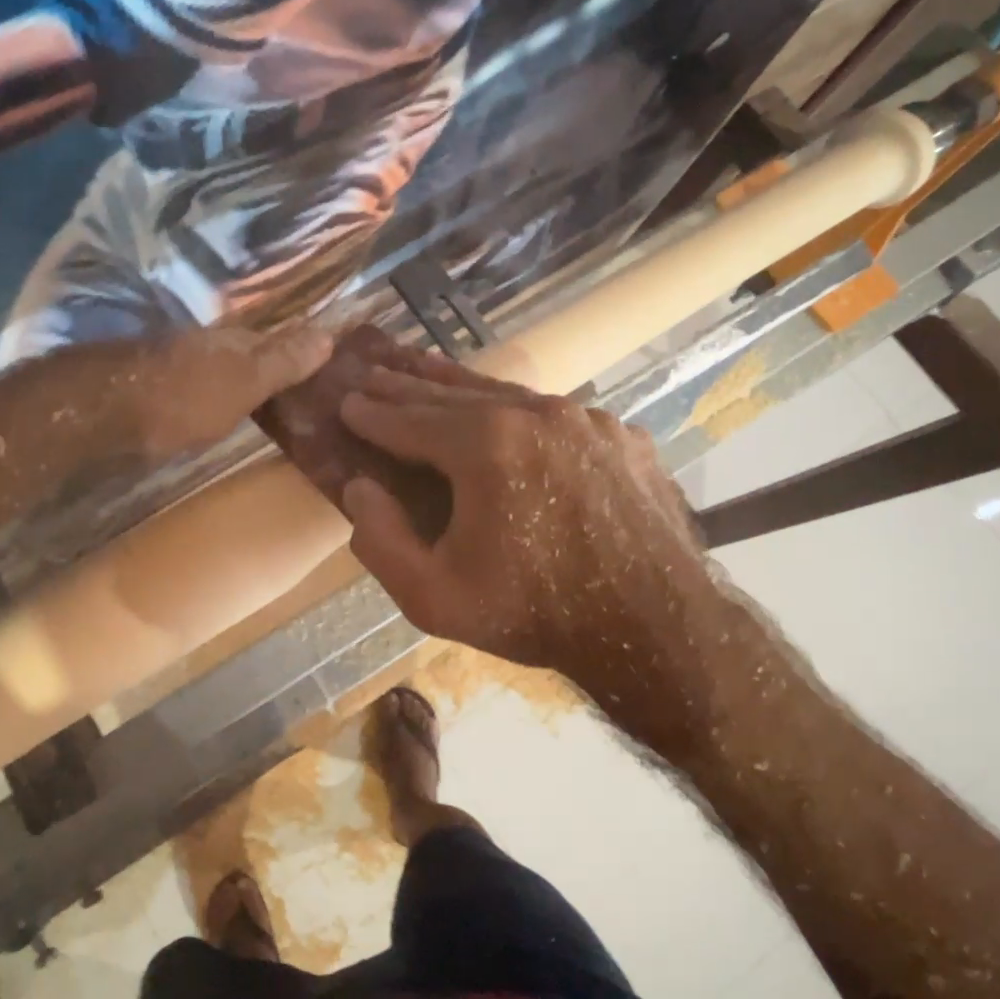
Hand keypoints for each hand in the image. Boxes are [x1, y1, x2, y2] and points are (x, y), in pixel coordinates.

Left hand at [117, 326, 335, 460]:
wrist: (101, 412)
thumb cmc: (182, 400)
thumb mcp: (242, 384)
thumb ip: (281, 362)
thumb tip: (328, 334)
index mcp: (229, 341)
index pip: (271, 339)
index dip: (293, 350)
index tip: (317, 366)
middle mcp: (199, 343)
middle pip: (238, 351)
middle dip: (260, 364)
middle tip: (288, 388)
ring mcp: (168, 362)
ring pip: (210, 367)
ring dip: (229, 380)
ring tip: (251, 402)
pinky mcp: (143, 386)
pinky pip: (186, 386)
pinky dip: (201, 395)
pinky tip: (202, 412)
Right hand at [337, 354, 732, 747]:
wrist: (654, 629)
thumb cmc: (533, 614)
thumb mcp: (433, 596)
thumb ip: (380, 541)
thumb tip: (358, 489)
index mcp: (486, 445)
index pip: (410, 420)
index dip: (372, 413)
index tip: (346, 402)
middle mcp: (537, 414)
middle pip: (455, 394)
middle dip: (407, 385)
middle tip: (373, 373)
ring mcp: (586, 420)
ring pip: (507, 395)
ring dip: (460, 387)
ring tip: (426, 370)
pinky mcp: (621, 437)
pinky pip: (555, 415)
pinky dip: (517, 411)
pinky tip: (503, 413)